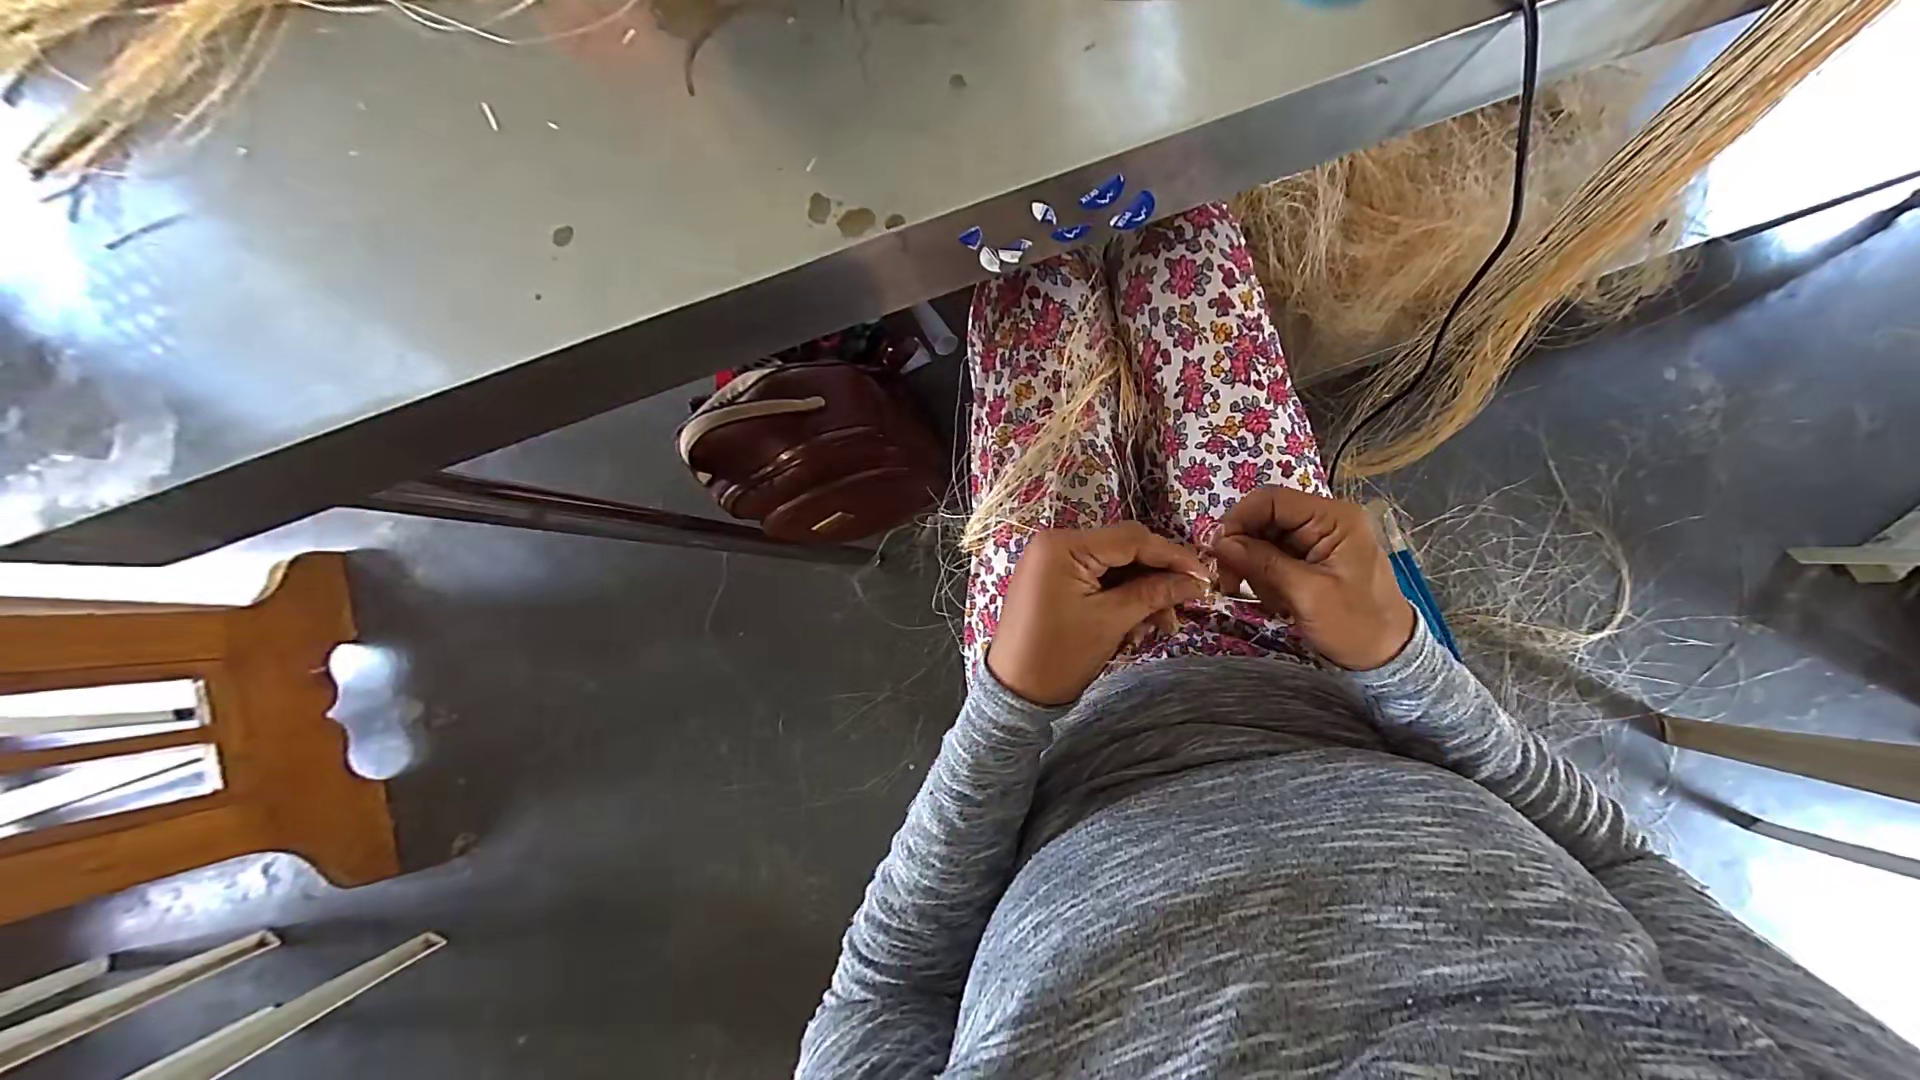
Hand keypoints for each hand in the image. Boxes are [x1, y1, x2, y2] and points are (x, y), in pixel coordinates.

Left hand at [987, 523, 1209, 705]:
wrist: (1014, 692)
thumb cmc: (1059, 655)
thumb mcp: (1111, 620)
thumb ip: (1154, 592)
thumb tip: (1196, 581)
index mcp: (1063, 545)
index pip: (1131, 538)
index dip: (1173, 556)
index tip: (1205, 577)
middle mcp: (1055, 543)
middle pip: (1123, 550)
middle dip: (1156, 578)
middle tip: (1182, 607)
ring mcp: (1051, 562)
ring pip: (1113, 567)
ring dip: (1140, 592)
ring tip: (1159, 626)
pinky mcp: (1052, 580)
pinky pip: (1095, 579)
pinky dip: (1119, 598)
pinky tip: (1135, 625)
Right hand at [1212, 486, 1415, 670]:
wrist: (1388, 657)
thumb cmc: (1355, 624)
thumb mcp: (1306, 593)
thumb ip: (1261, 562)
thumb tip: (1218, 541)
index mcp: (1334, 518)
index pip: (1272, 500)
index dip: (1238, 519)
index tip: (1216, 550)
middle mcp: (1325, 519)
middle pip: (1263, 517)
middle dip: (1242, 547)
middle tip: (1229, 581)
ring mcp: (1318, 538)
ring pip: (1262, 537)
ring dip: (1251, 565)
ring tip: (1263, 596)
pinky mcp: (1311, 556)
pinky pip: (1271, 554)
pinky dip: (1263, 574)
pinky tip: (1273, 597)